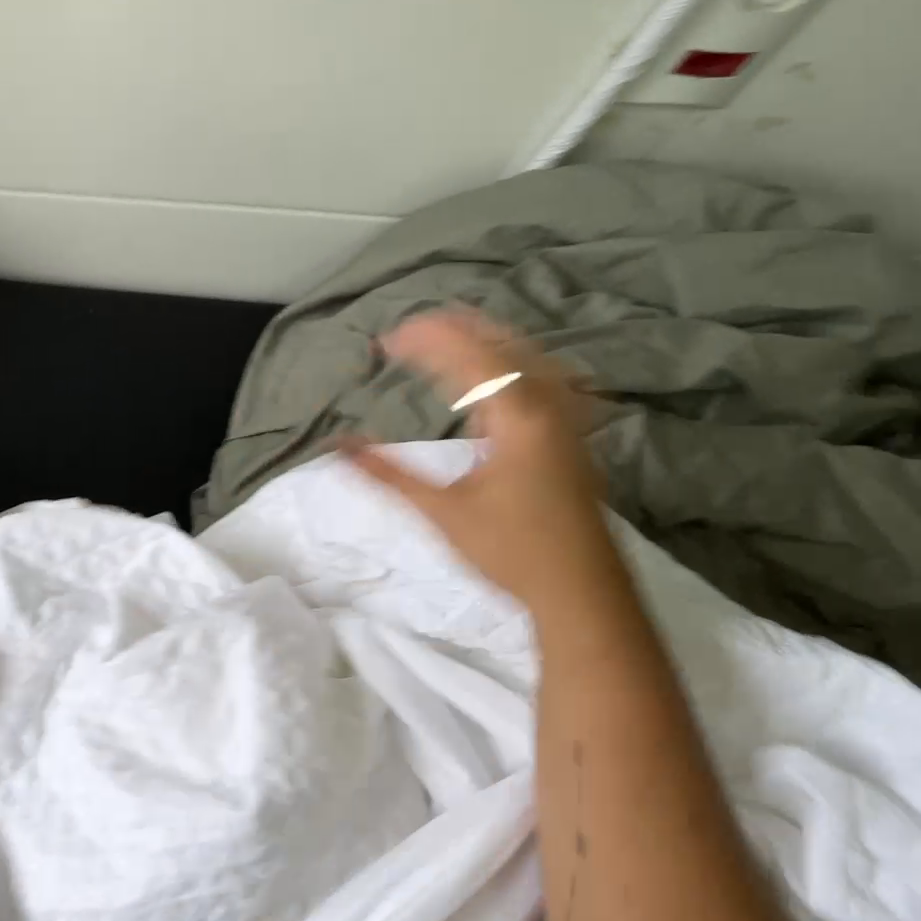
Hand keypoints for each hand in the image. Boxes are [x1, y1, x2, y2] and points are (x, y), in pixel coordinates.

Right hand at [343, 309, 618, 609]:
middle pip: (506, 347)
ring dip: (487, 341)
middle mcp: (551, 408)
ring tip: (449, 336)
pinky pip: (543, 379)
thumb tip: (338, 446)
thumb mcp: (440, 512)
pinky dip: (511, 364)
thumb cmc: (510, 552)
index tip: (386, 340)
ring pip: (530, 360)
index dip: (427, 341)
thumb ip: (388, 474)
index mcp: (520, 420)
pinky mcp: (572, 439)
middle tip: (412, 328)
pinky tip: (497, 377)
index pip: (470, 359)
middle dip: (457, 329)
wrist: (582, 592)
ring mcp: (568, 423)